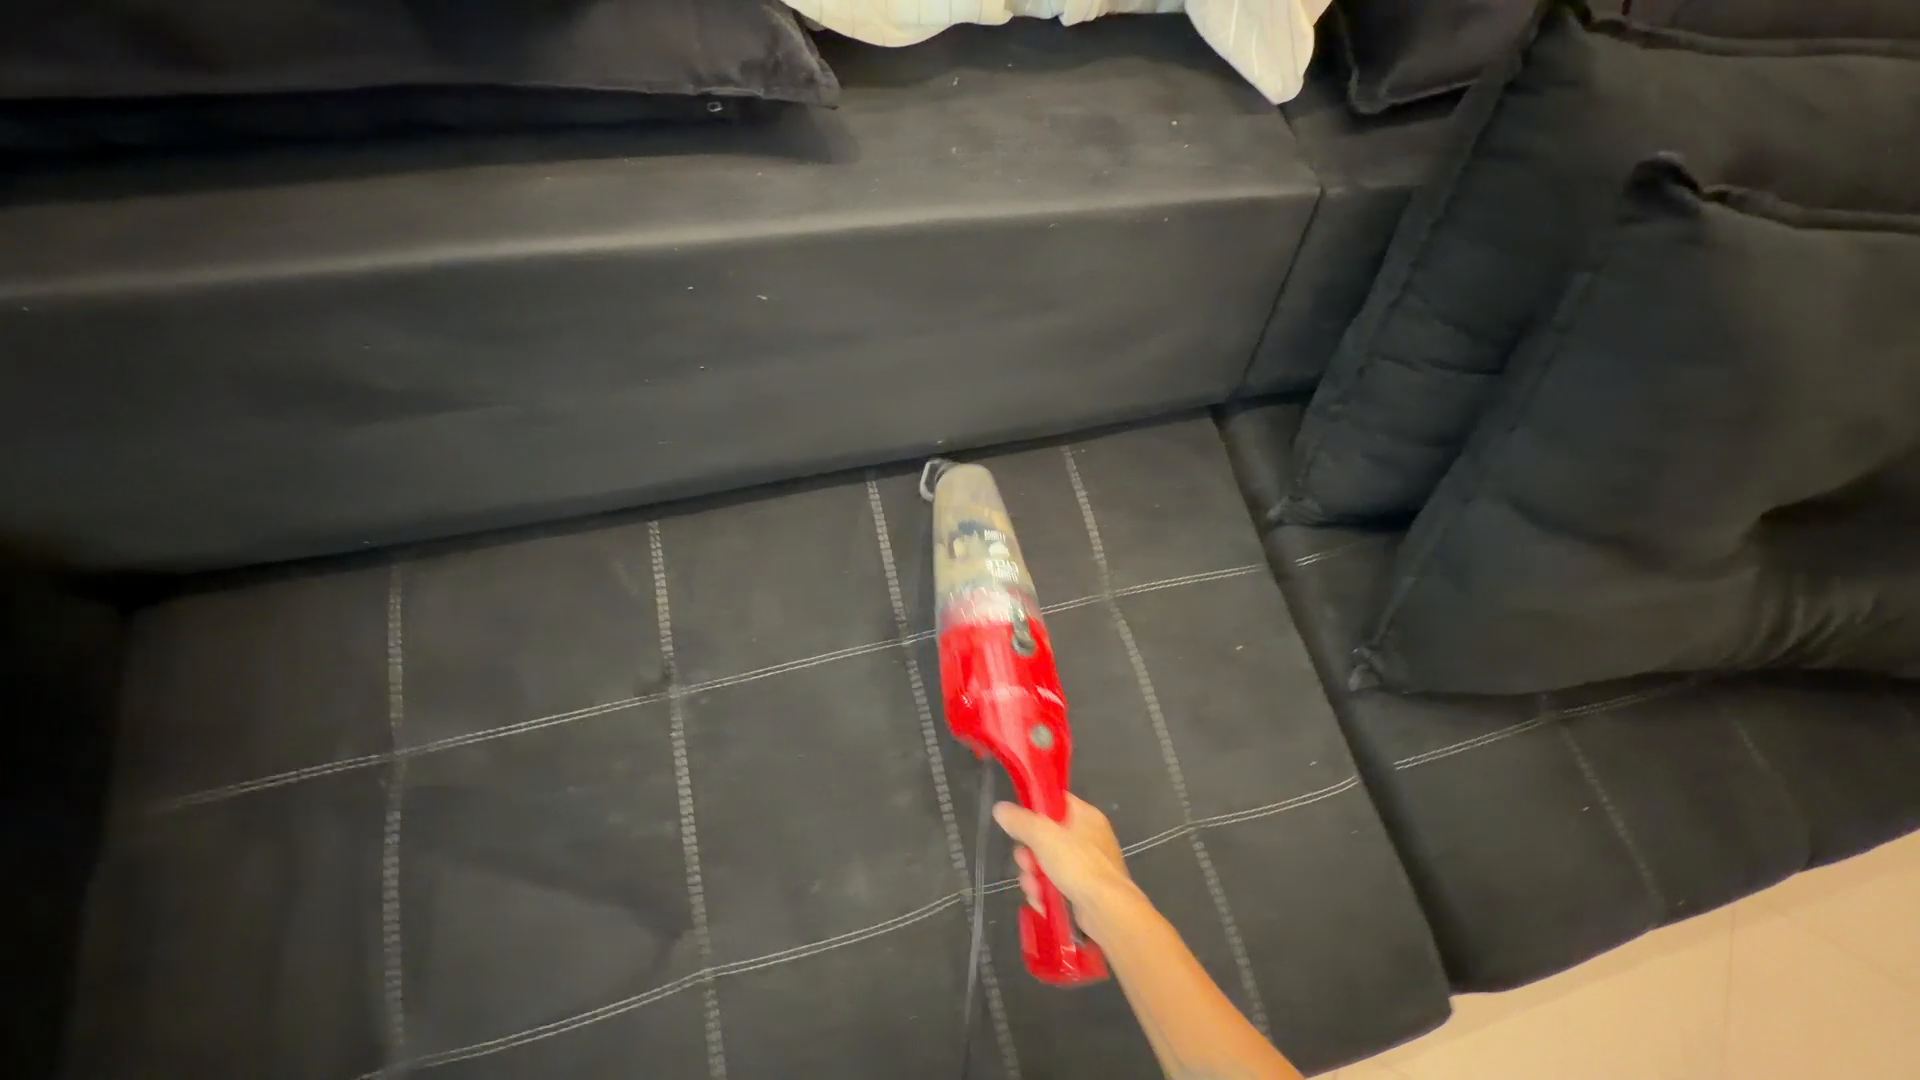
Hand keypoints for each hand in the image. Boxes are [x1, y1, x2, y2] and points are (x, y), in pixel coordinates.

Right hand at [993, 794, 1137, 923]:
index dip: (1034, 811)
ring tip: (1034, 889)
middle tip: (1026, 864)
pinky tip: (1041, 902)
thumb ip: (1020, 821)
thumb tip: (1000, 809)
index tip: (1018, 824)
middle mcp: (1088, 837)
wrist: (1106, 910)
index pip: (1055, 802)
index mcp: (1085, 816)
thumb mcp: (1044, 836)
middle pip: (1046, 837)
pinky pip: (1056, 884)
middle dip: (1029, 854)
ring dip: (1034, 877)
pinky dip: (1045, 892)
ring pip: (1048, 863)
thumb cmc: (1078, 865)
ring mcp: (1087, 865)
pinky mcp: (1083, 889)